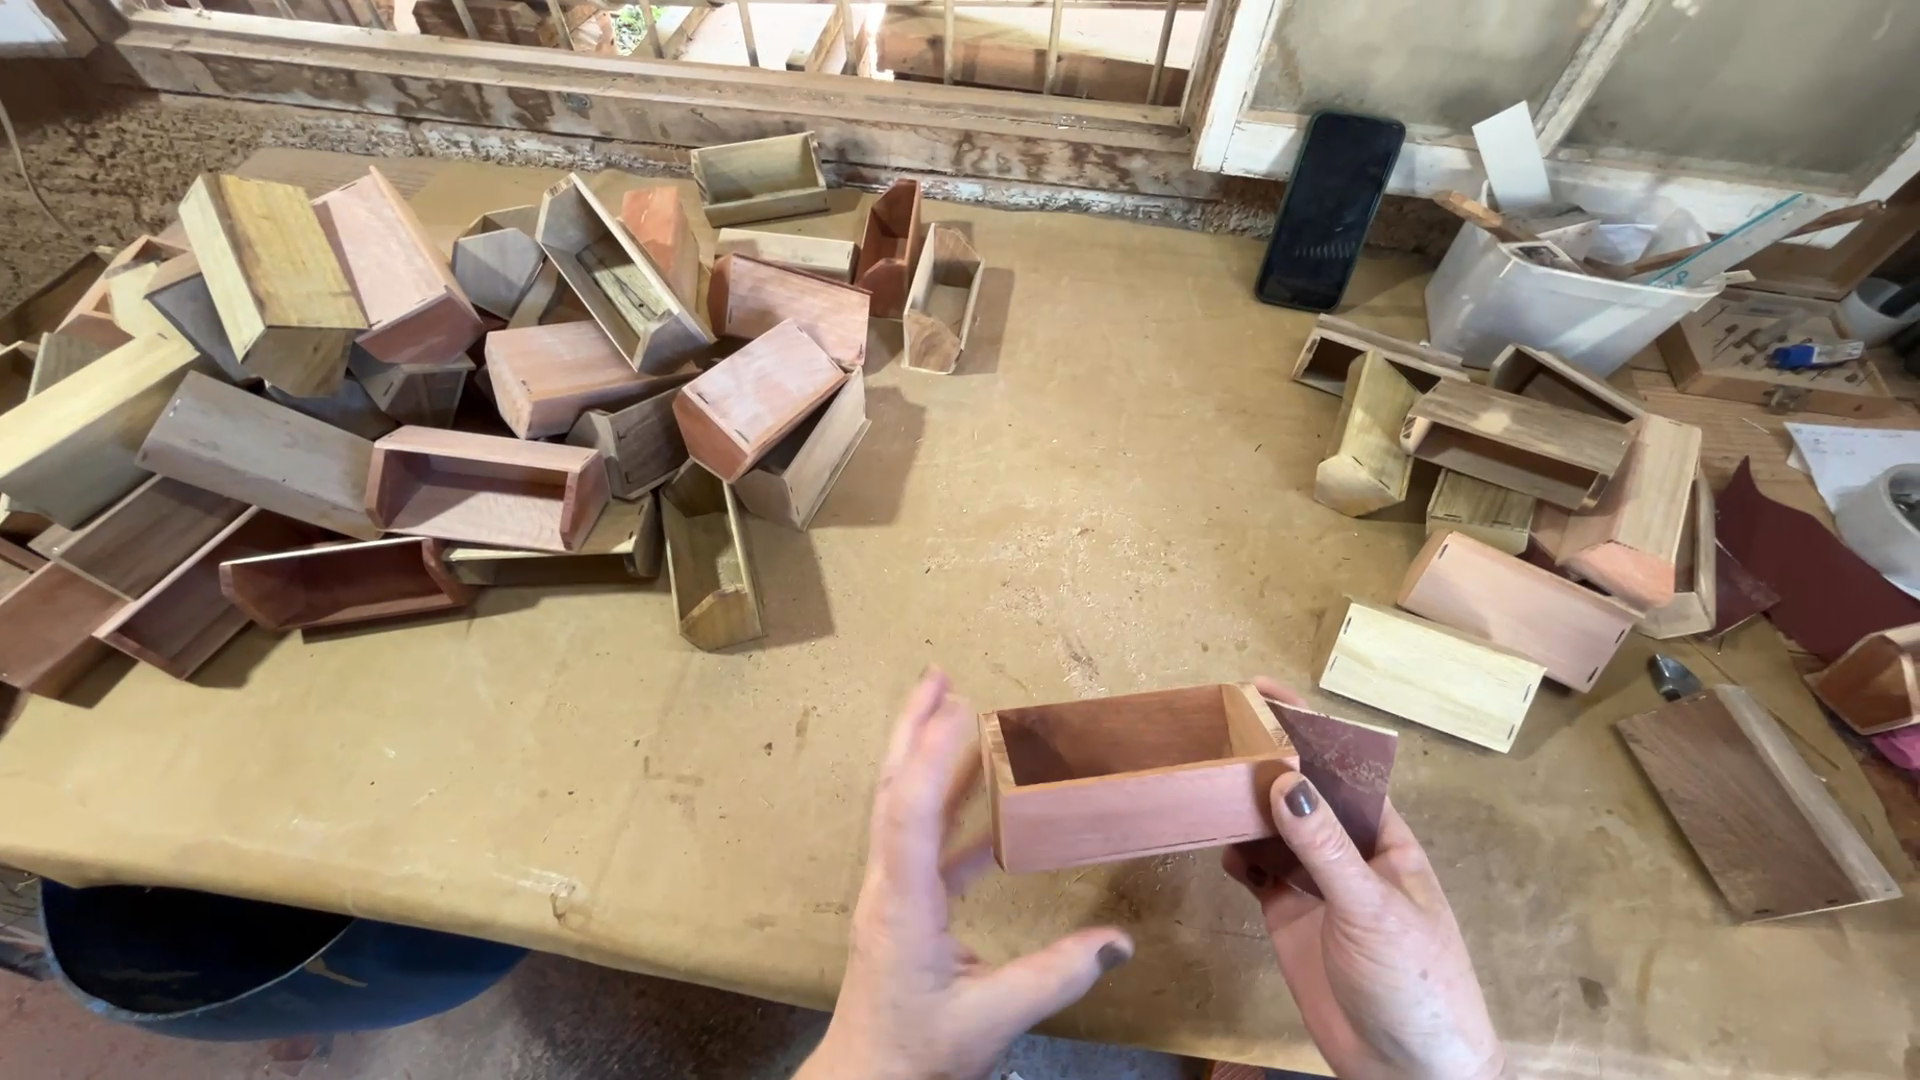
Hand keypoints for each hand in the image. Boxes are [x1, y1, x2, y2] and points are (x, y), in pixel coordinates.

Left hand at [796, 668, 1134, 1079]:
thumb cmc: (916, 1053)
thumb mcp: (990, 1020)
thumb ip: (1056, 976)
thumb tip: (1120, 941)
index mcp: (900, 902)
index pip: (910, 813)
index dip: (935, 756)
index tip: (961, 707)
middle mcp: (888, 881)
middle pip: (894, 787)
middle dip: (914, 726)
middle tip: (937, 677)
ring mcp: (892, 886)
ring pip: (906, 803)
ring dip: (930, 753)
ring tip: (956, 708)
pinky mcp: (905, 897)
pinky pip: (929, 836)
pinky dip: (954, 805)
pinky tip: (986, 791)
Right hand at [1223, 677, 1507, 1079]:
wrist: (1405, 1075)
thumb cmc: (1416, 983)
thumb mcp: (1373, 908)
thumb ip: (1325, 845)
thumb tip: (1284, 778)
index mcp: (1384, 838)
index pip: (1343, 768)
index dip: (1308, 726)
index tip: (1264, 692)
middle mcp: (1346, 852)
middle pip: (1300, 793)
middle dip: (1265, 762)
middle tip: (1219, 733)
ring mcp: (1315, 884)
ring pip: (1272, 828)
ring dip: (1244, 808)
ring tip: (1210, 784)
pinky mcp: (1288, 913)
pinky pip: (1256, 870)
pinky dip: (1237, 856)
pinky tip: (1224, 851)